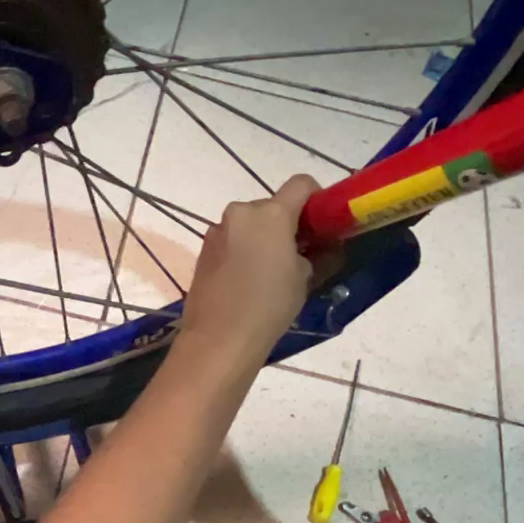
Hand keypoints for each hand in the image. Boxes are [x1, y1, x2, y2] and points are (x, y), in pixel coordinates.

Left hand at [180, 174, 317, 362]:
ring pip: (248, 225)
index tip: (321, 223)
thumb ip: (314, 254)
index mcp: (270, 213)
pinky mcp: (202, 251)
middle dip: (285, 224)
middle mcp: (240, 213)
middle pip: (271, 206)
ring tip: (268, 273)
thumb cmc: (269, 306)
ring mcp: (216, 231)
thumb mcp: (304, 279)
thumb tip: (316, 249)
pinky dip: (242, 251)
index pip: (301, 184)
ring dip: (261, 238)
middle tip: (296, 254)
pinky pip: (231, 241)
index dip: (316, 198)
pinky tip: (245, 281)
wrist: (218, 338)